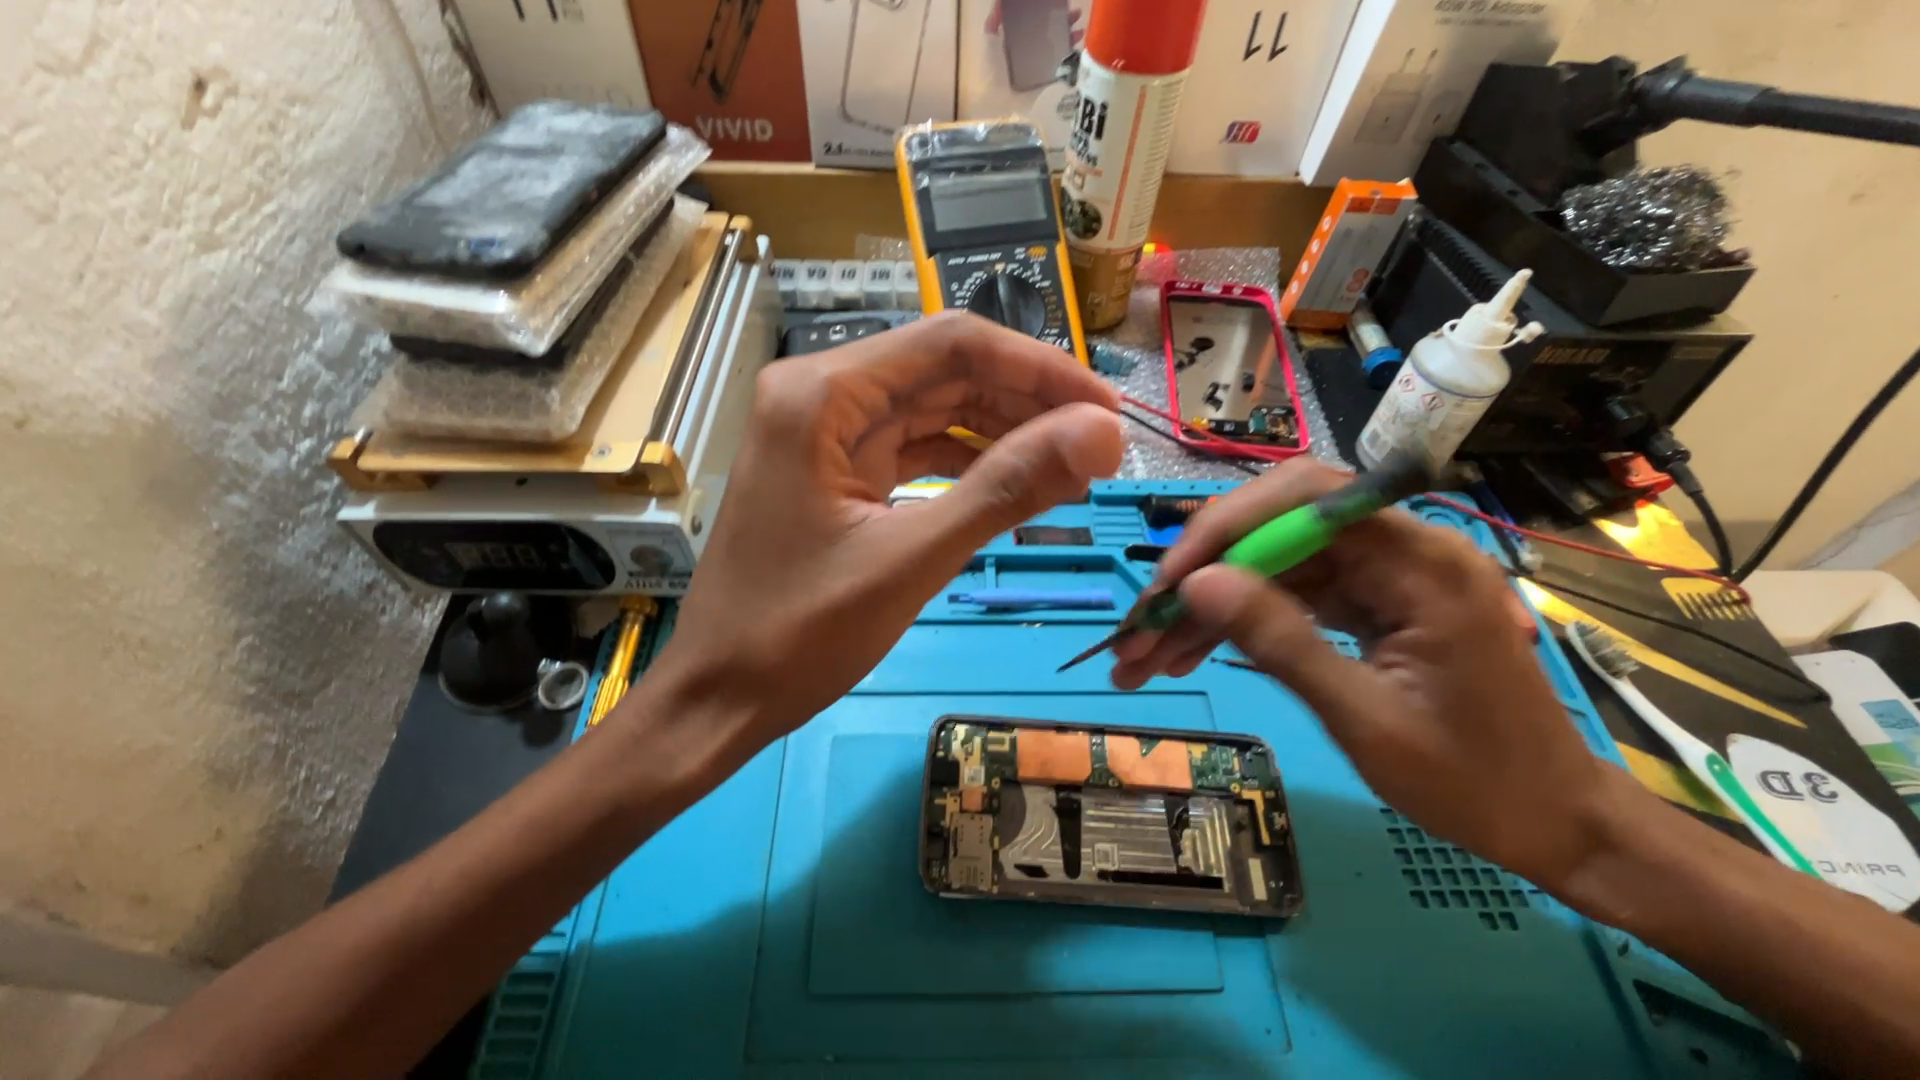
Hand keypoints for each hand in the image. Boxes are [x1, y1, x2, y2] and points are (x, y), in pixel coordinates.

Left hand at [650, 313, 1123, 757]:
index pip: (953, 344)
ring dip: (1003, 435)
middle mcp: (820, 395)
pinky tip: (1018, 486)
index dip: (1040, 370)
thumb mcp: (911, 558)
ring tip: (1073, 471)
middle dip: (1027, 404)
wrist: (718, 699)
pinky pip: (915, 449)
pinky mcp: (834, 472)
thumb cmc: (799, 634)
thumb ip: (1006, 488)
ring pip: (935, 410)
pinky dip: (968, 466)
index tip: (1107, 410)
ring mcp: (824, 434)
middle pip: (945, 371)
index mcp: (822, 394)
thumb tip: (1102, 432)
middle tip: (1101, 449)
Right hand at [1109, 461, 1610, 887]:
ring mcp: (1387, 578)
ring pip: (1274, 565)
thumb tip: (1199, 585)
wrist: (1553, 823)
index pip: (1303, 504)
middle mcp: (1404, 551)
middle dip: (1202, 572)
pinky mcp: (1374, 604)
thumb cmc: (1474, 782)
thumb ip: (1281, 642)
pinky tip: (1190, 653)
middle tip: (1141, 625)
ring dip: (1210, 605)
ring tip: (1146, 656)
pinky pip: (1291, 595)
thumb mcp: (1365, 718)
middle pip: (1278, 528)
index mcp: (1422, 563)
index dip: (1223, 531)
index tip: (1168, 585)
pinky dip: (1239, 623)